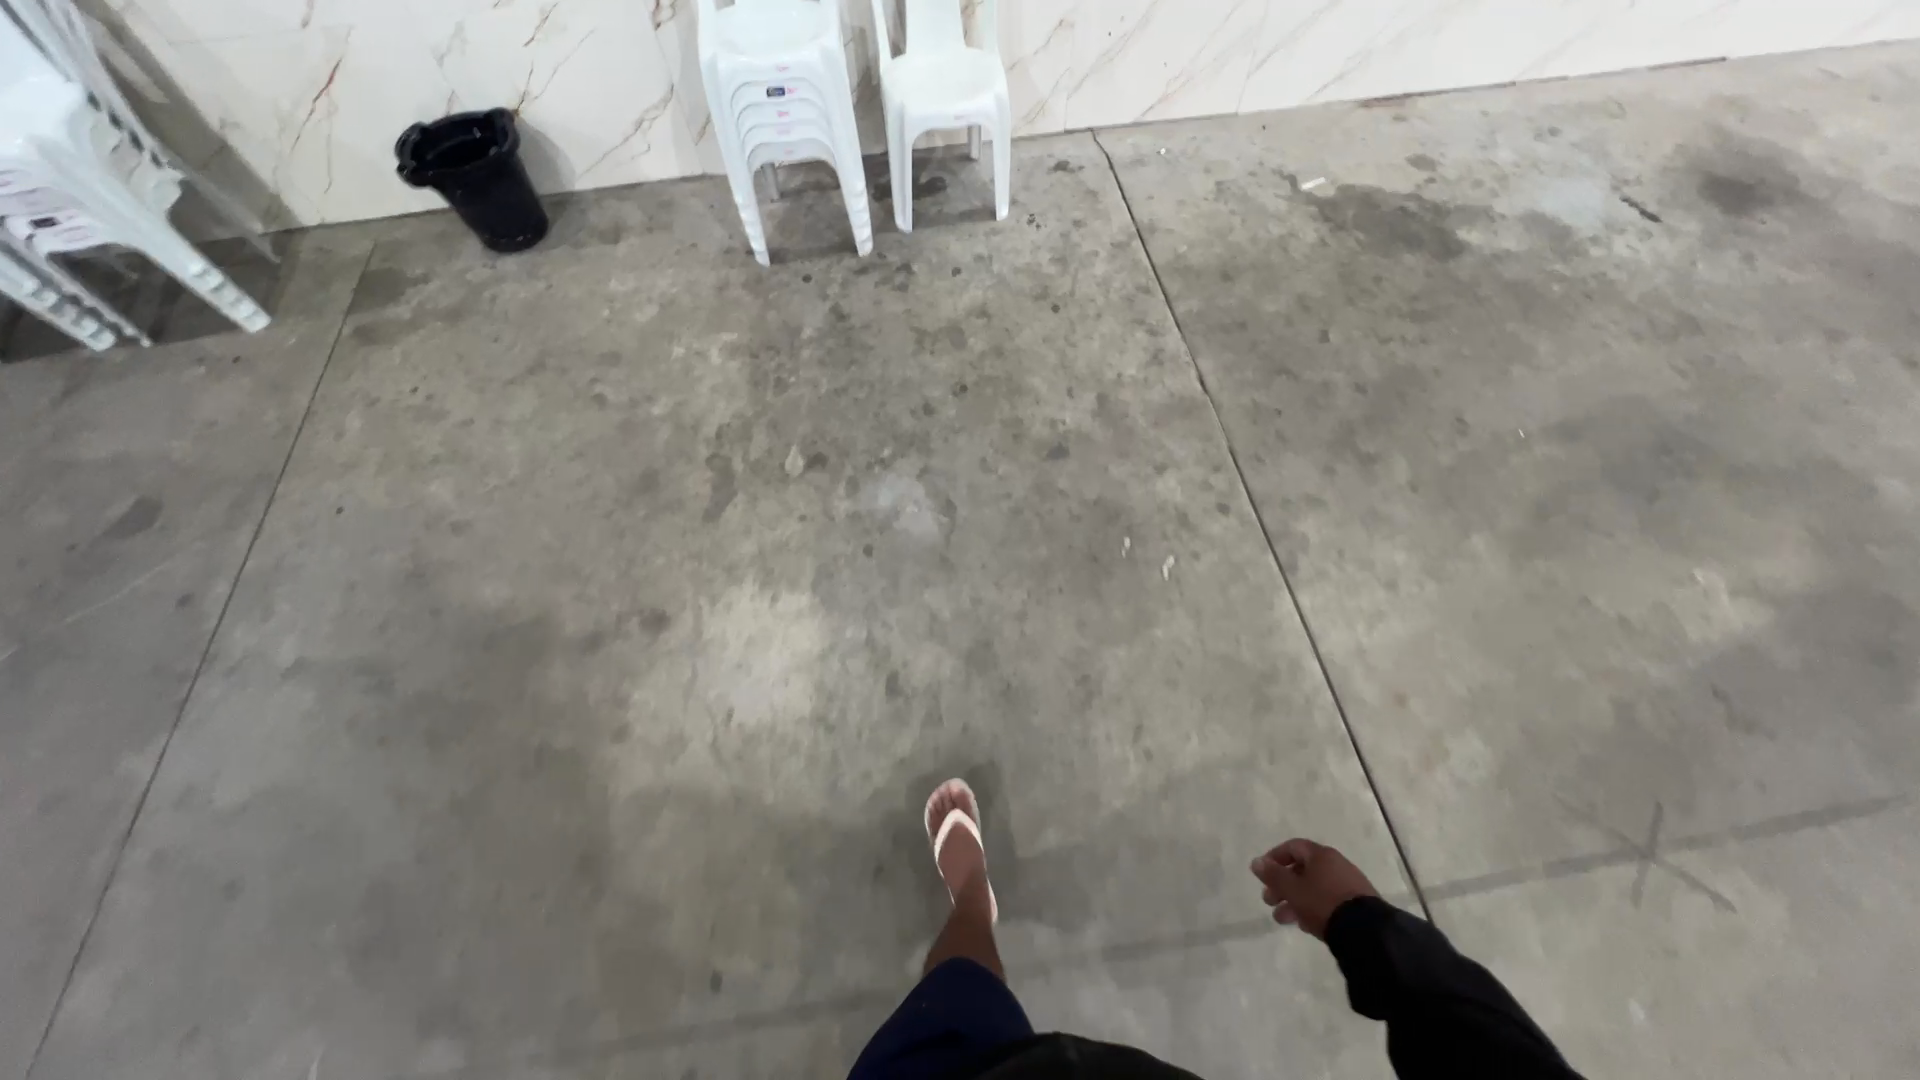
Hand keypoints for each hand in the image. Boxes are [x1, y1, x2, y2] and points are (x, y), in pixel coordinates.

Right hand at [1251, 838, 1378, 938]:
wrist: (1367, 931)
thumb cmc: (1323, 902)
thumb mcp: (1292, 889)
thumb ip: (1273, 875)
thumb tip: (1256, 861)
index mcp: (1321, 855)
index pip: (1292, 847)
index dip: (1274, 858)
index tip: (1263, 874)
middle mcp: (1336, 864)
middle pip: (1302, 870)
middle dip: (1282, 886)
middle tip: (1269, 902)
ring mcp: (1349, 884)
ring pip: (1314, 888)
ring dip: (1295, 901)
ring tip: (1284, 920)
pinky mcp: (1357, 904)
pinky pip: (1328, 900)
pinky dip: (1313, 908)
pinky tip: (1306, 925)